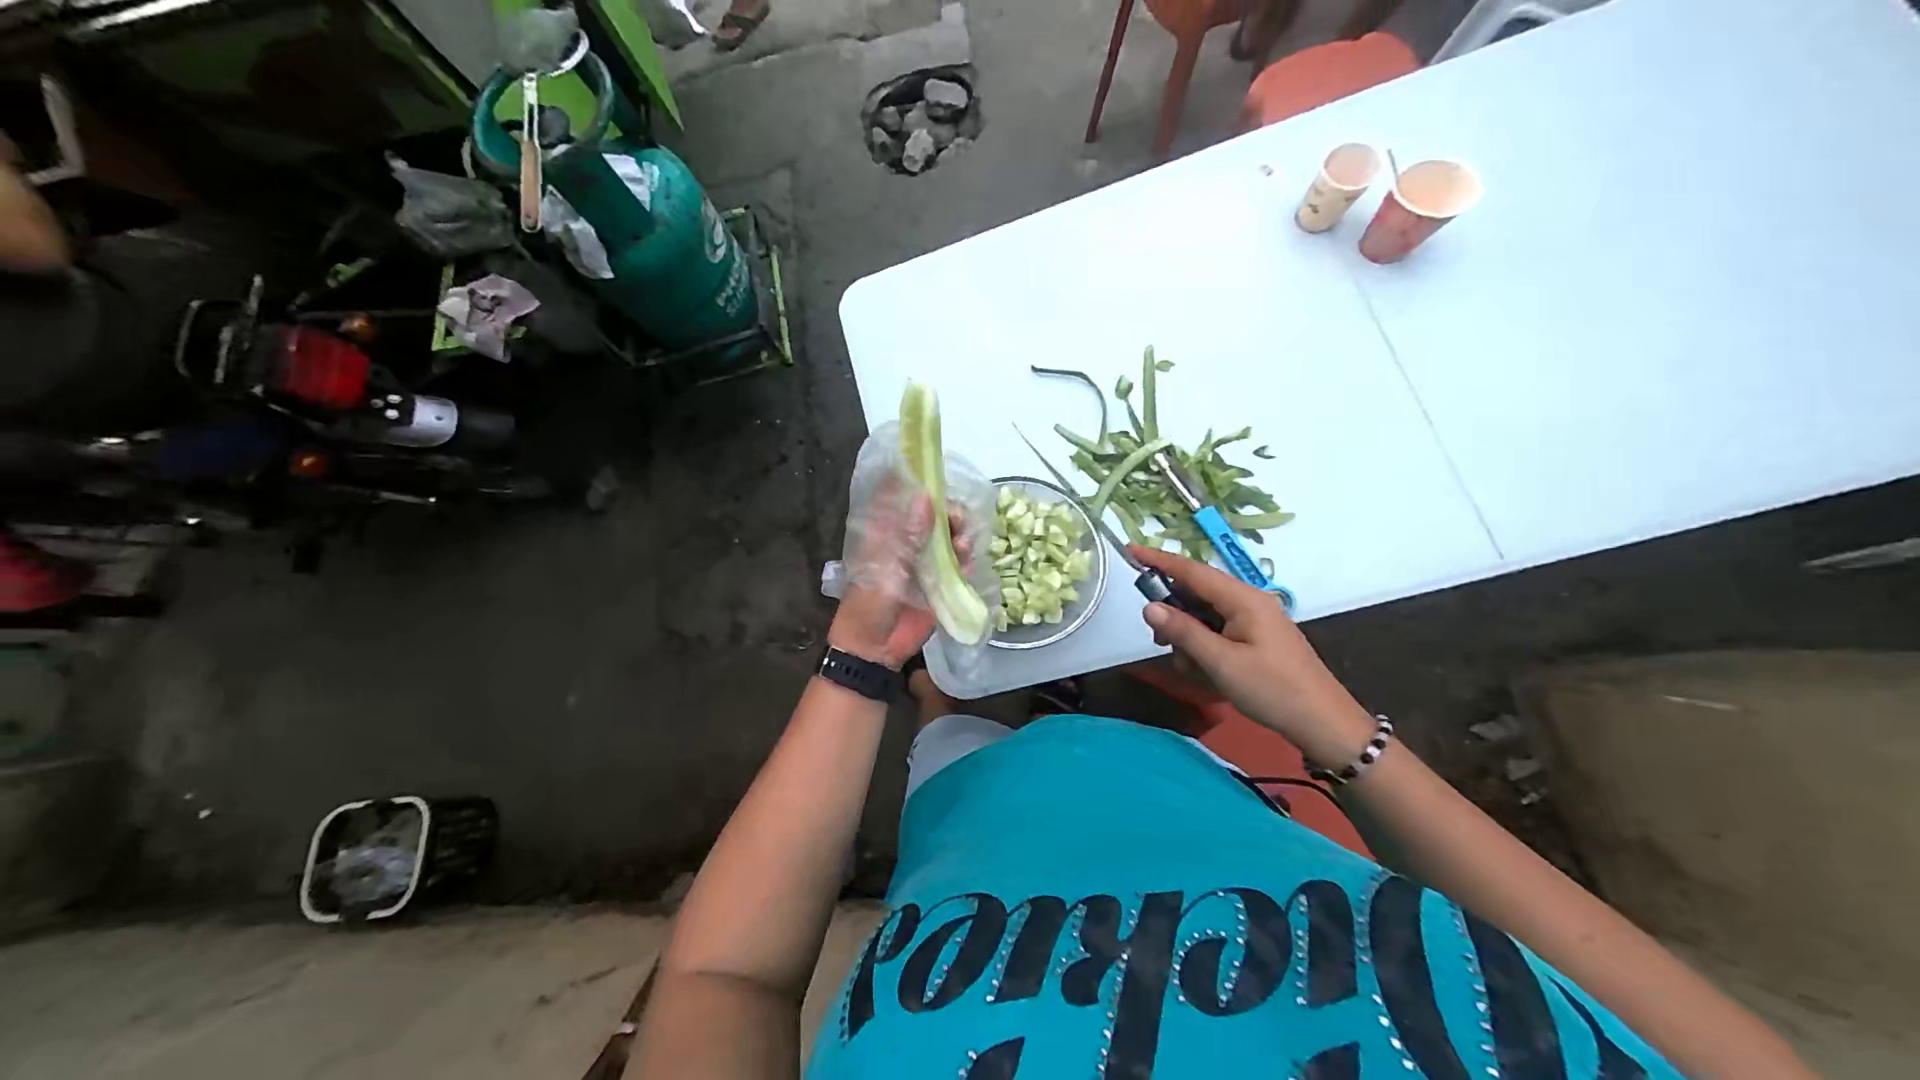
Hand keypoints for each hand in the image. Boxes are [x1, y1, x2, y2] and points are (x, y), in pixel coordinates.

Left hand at [829, 492, 968, 669]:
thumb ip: (908, 536)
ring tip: (963, 545)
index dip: (919, 485)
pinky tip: (968, 564)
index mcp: (886, 534)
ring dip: (961, 536)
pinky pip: (959, 565)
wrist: (874, 649)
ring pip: (950, 538)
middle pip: (934, 516)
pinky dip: (967, 561)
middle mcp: (908, 542)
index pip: (903, 499)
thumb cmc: (869, 604)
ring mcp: (925, 562)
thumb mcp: (886, 568)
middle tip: (958, 520)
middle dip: (950, 513)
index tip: (937, 477)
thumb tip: (926, 498)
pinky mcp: (940, 583)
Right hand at [1129, 545, 1374, 766]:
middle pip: (1196, 593)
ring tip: (1191, 669)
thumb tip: (1149, 606)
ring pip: (1204, 616)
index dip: (1159, 560)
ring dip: (1189, 639)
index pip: (1192, 570)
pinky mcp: (1255, 638)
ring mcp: (1253, 620)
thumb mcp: (1220, 663)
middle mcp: (1248, 601)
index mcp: (1242, 599)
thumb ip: (1183, 631)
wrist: (1322, 722)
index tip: (1130, 550)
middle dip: (1174, 616)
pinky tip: (1206, 673)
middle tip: (1160, 643)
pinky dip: (1205, 648)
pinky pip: (1218, 632)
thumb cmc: (1272, 690)